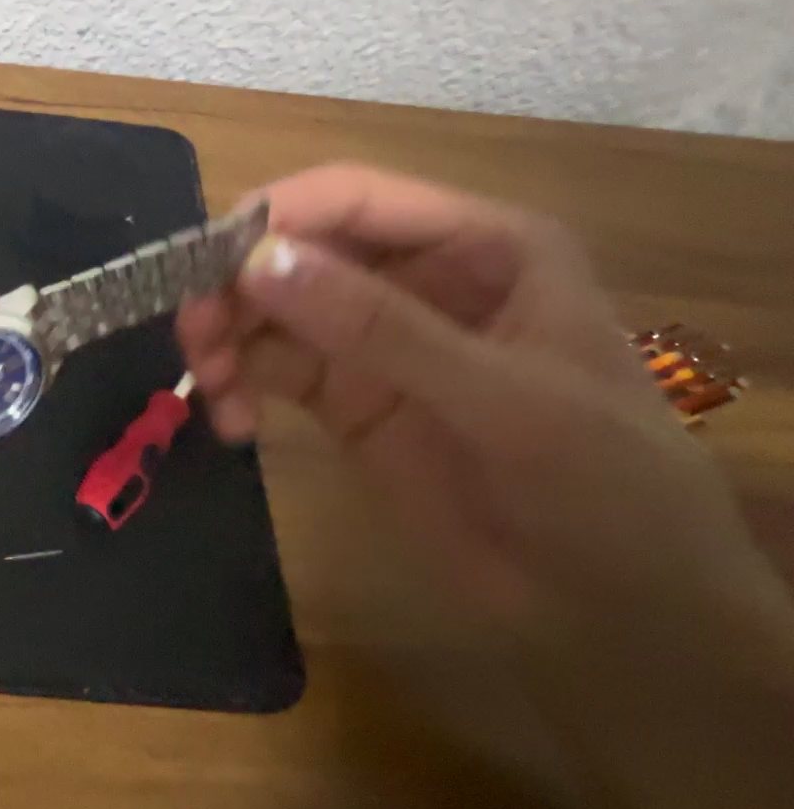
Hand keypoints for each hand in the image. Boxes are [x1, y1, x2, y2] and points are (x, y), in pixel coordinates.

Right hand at [178, 164, 793, 808]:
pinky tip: (234, 423)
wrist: (615, 607)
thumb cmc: (599, 487)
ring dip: (225, 340)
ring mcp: (370, 339)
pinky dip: (234, 386)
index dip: (271, 220)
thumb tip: (254, 263)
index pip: (350, 200)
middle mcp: (413, 278)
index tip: (205, 270)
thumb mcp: (498, 399)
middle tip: (194, 341)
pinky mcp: (340, 395)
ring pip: (266, 311)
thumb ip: (377, 328)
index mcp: (476, 247)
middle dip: (233, 290)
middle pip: (291, 253)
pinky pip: (264, 367)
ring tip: (211, 389)